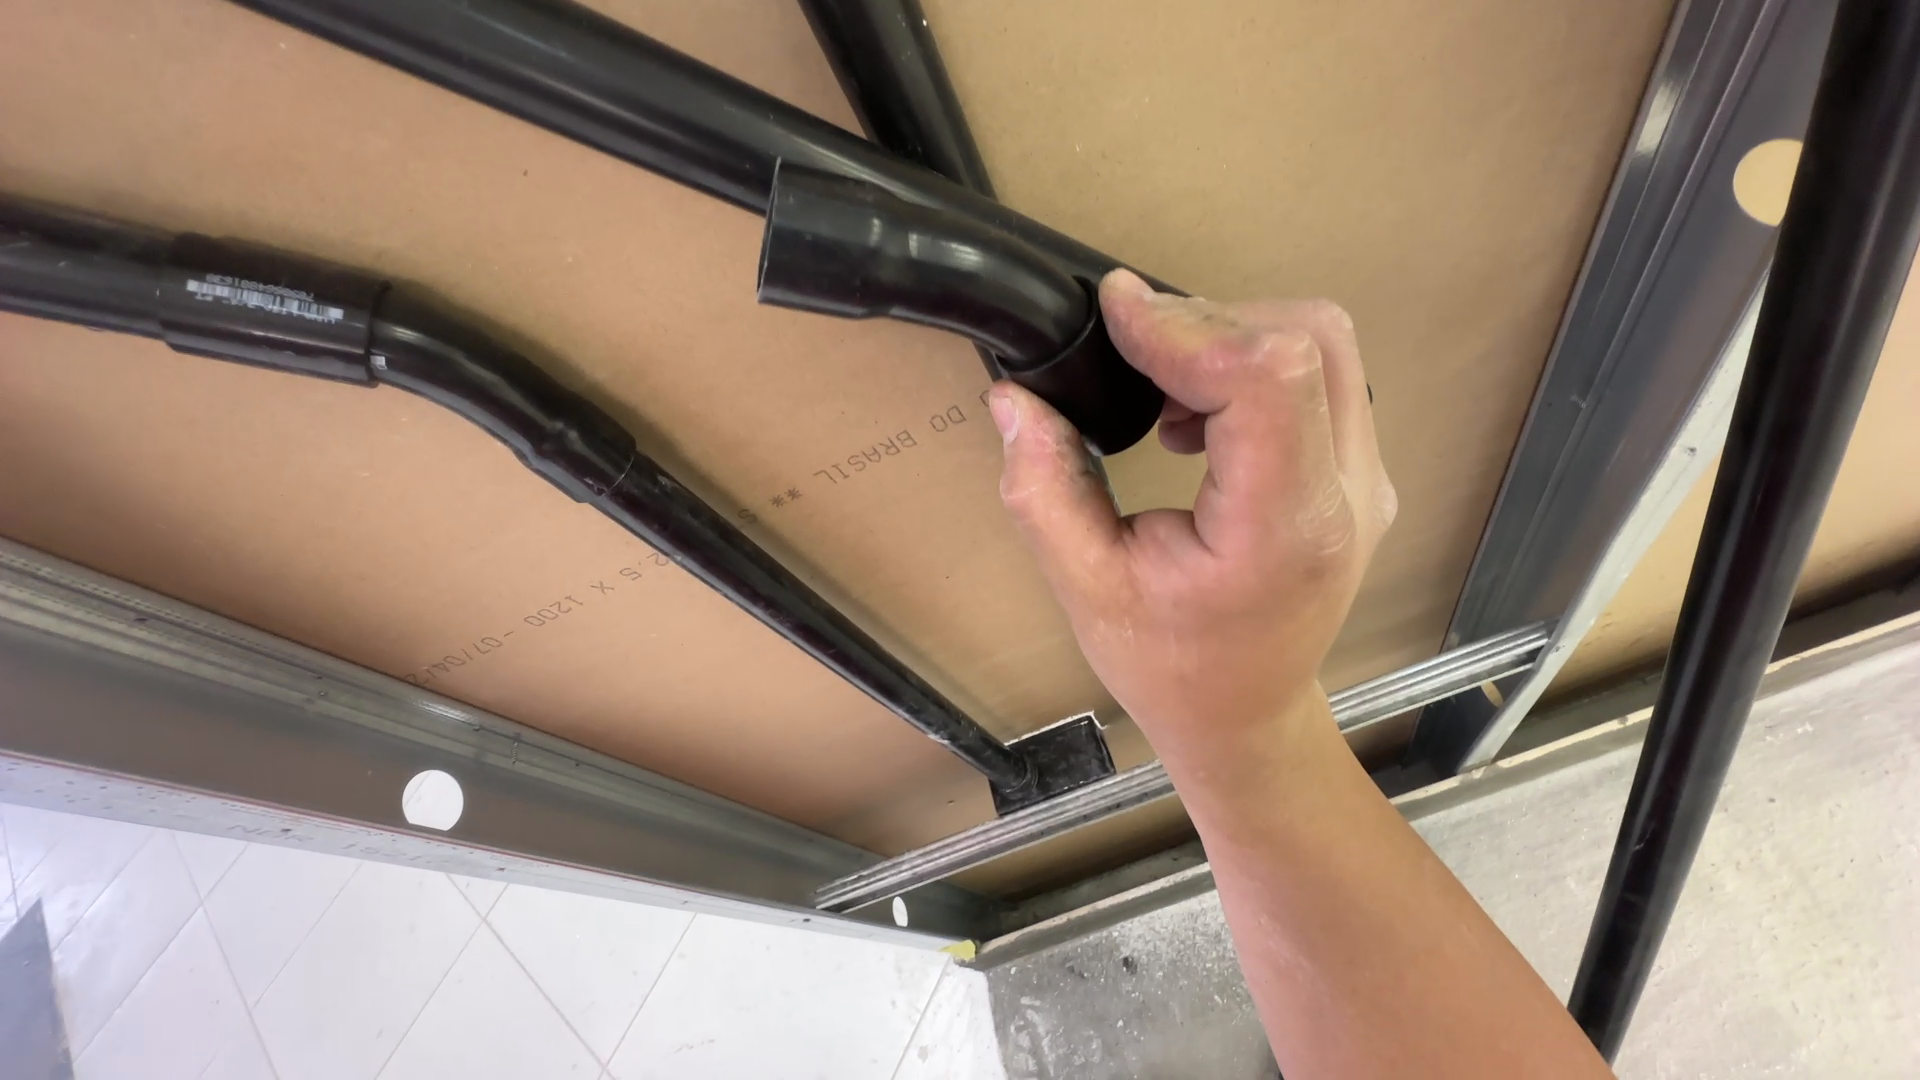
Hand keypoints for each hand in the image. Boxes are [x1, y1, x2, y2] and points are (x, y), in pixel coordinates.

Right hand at [986, 269, 1394, 771]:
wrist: (1246, 715)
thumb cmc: (1169, 669)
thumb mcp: (1086, 588)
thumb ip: (1045, 489)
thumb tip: (1014, 400)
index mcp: (1281, 530)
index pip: (1266, 376)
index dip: (1186, 326)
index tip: (1116, 312)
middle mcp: (1347, 495)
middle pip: (1309, 337)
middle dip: (1209, 323)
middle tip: (1133, 352)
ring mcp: (1367, 481)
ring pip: (1325, 345)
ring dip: (1234, 339)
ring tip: (1165, 392)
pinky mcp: (1358, 474)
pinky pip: (1322, 378)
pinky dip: (1255, 366)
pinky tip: (1200, 418)